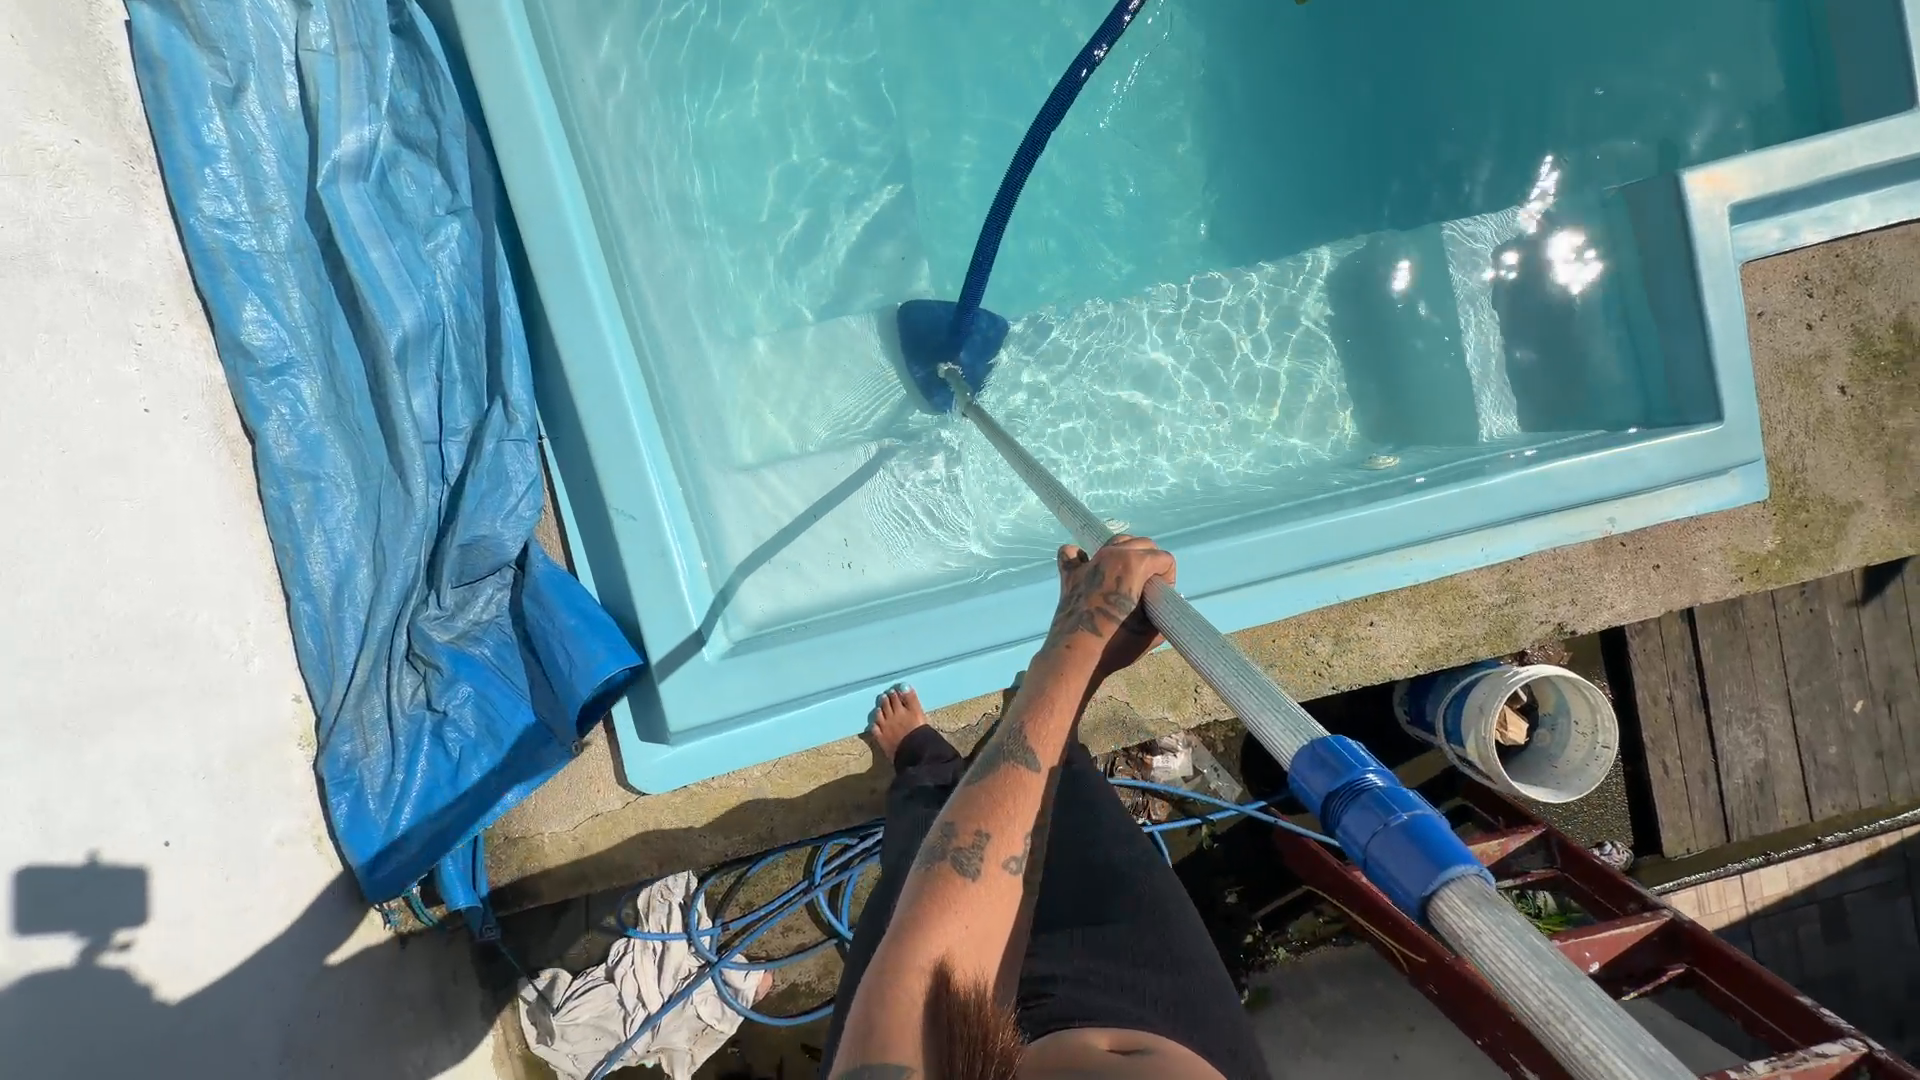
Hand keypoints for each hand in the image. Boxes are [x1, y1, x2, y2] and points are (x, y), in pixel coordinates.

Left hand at [1045, 536, 1175, 677]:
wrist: (1077, 653)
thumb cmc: (1117, 644)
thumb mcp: (1152, 632)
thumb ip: (1162, 613)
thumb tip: (1163, 604)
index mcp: (1134, 564)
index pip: (1164, 558)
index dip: (1168, 577)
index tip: (1161, 596)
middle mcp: (1111, 555)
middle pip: (1141, 544)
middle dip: (1150, 562)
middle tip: (1147, 588)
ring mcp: (1088, 562)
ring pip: (1112, 541)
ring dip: (1124, 553)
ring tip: (1125, 576)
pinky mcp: (1069, 573)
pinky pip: (1072, 553)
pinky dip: (1081, 557)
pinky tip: (1087, 569)